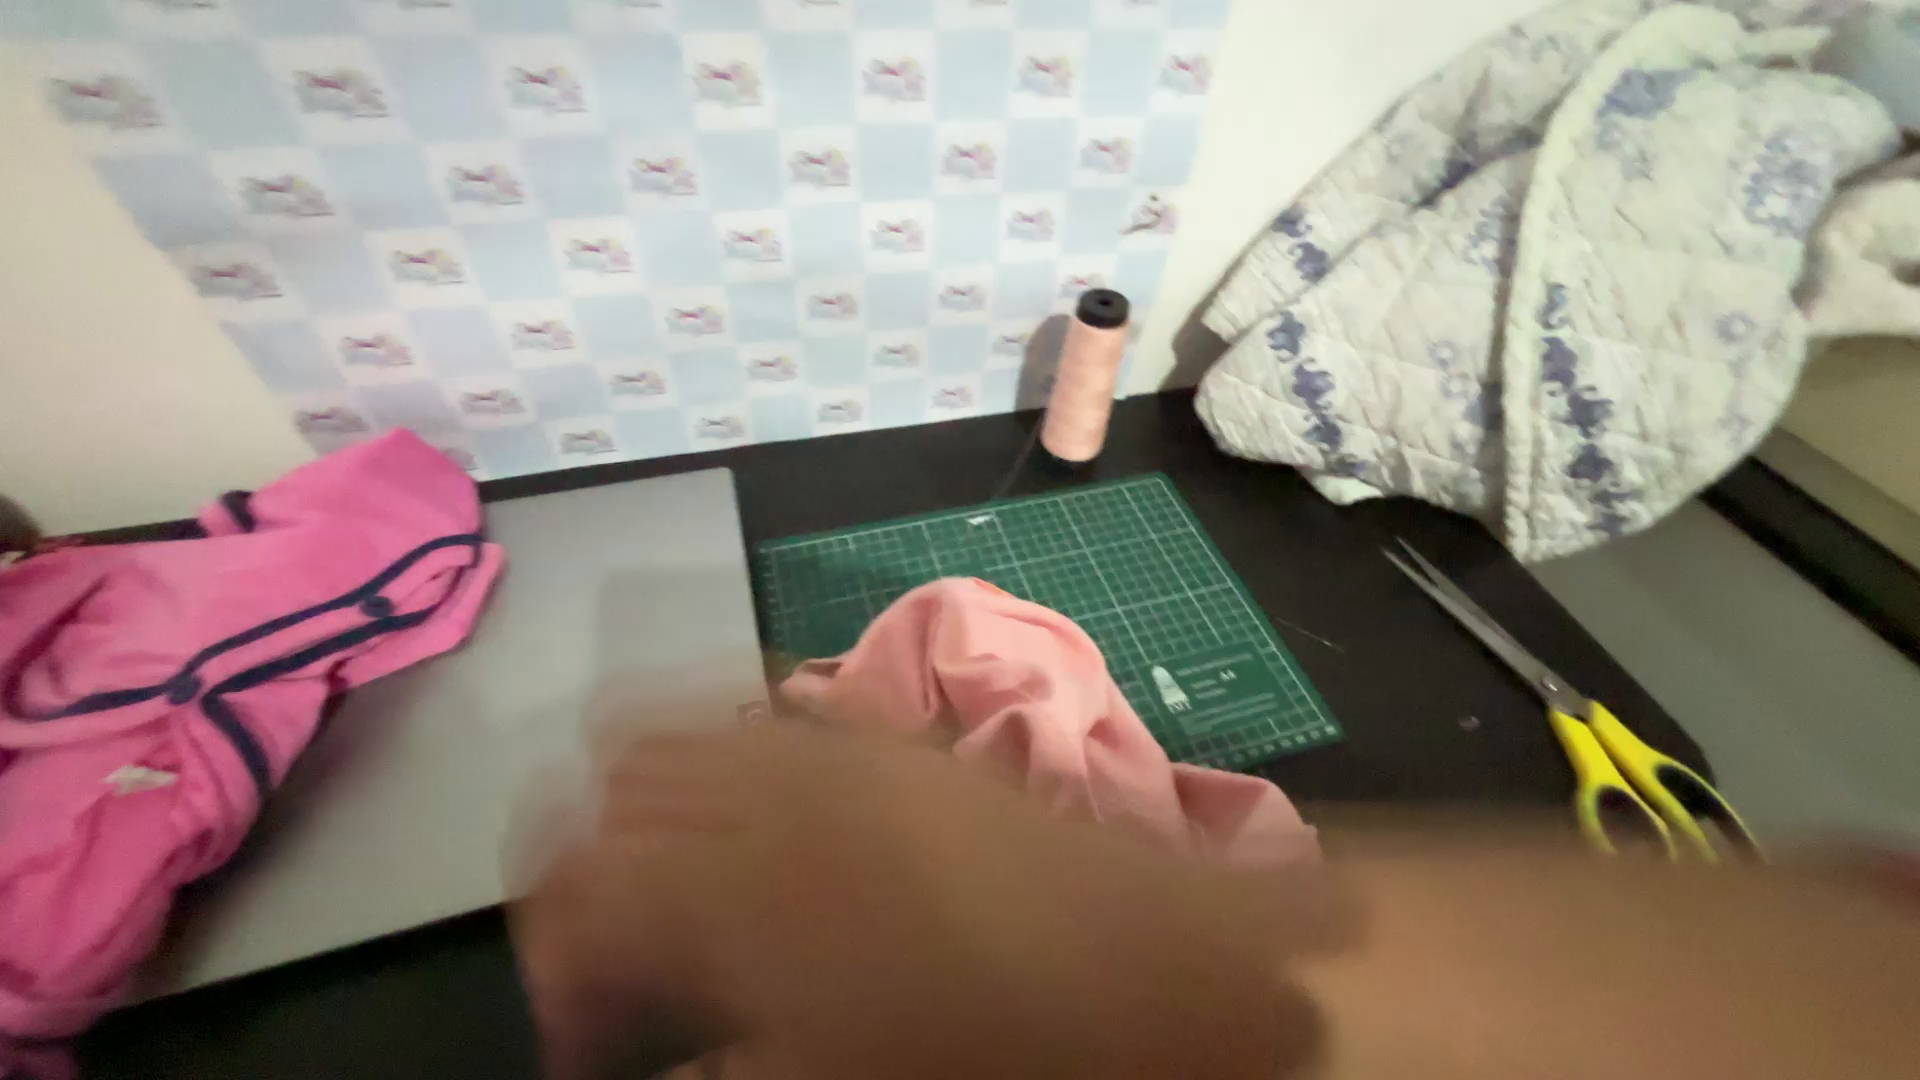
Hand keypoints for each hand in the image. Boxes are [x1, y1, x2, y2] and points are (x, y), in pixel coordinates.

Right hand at [508, 724, 1350, 1079]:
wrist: (1153, 960)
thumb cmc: (997, 1044)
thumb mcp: (835, 1073)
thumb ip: (724, 1051)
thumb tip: (659, 1045)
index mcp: (744, 889)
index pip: (580, 887)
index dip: (558, 952)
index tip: (590, 1015)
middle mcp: (779, 785)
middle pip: (623, 768)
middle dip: (598, 844)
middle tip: (628, 928)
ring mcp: (844, 741)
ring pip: (695, 719)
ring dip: (664, 788)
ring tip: (686, 863)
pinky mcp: (897, 732)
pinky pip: (782, 710)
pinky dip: (740, 752)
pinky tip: (766, 809)